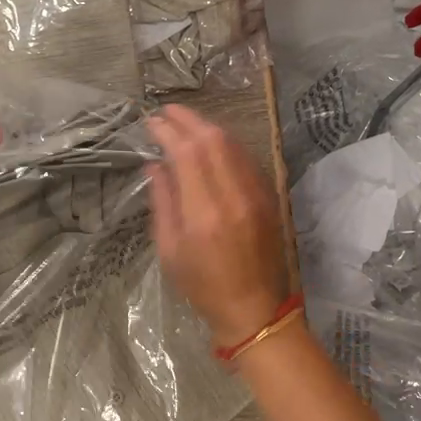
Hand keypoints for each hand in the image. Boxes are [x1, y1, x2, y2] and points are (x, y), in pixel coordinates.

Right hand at [145, 105, 289, 347]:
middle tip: (166, 111)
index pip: (186, 153)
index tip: (151, 122)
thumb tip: (154, 164)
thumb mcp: (169, 249)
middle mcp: (233, 196)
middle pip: (212, 140)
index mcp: (204, 213)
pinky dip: (225, 142)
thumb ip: (162, 201)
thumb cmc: (202, 285)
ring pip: (232, 143)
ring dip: (207, 126)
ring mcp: (256, 194)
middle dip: (187, 119)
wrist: (254, 309)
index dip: (168, 131)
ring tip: (185, 121)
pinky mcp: (268, 196)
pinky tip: (211, 140)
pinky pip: (246, 157)